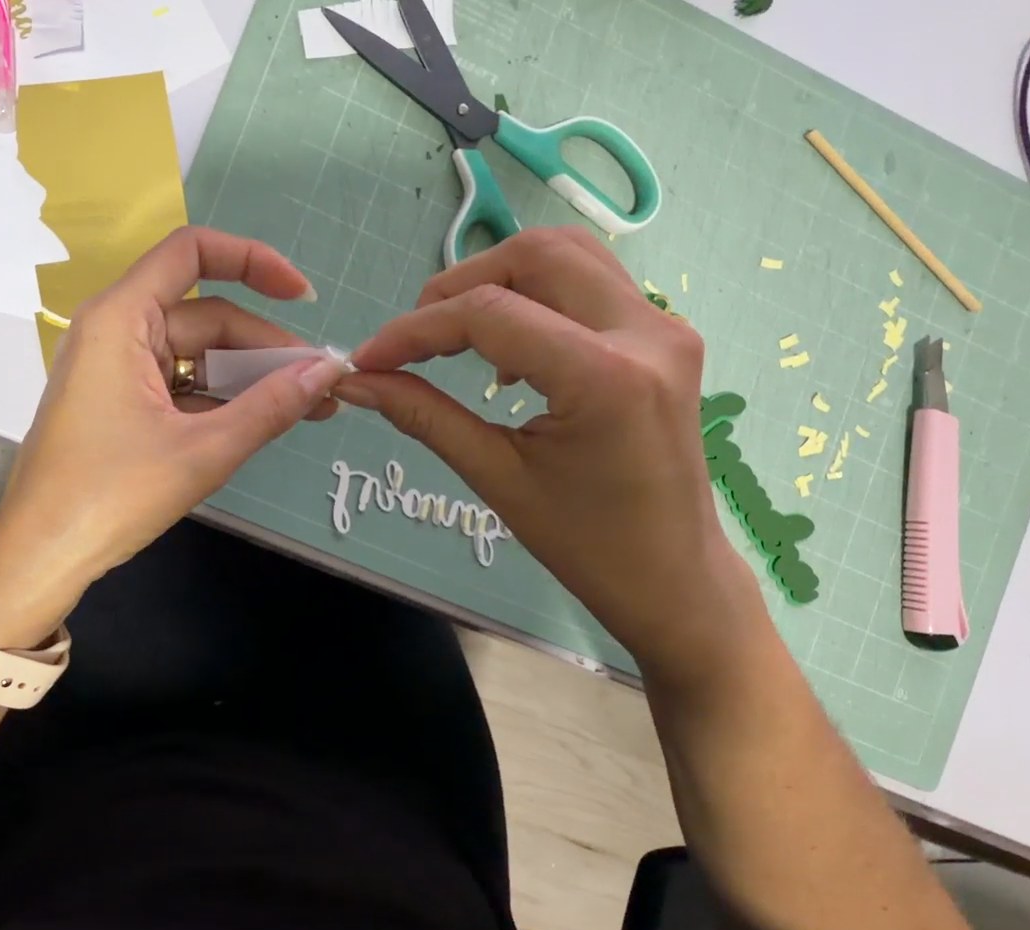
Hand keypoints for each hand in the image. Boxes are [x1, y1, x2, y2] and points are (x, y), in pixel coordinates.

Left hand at [0, 227, 347, 647]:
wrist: (42, 556)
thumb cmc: (111, 497)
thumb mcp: (201, 452)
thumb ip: (270, 407)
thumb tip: (327, 372)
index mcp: (119, 320)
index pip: (191, 253)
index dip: (253, 260)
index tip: (301, 295)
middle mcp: (111, 333)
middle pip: (203, 315)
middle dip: (265, 348)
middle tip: (321, 385)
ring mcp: (111, 372)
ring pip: (193, 356)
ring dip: (247, 379)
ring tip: (307, 408)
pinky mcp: (114, 407)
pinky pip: (175, 387)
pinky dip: (216, 401)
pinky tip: (259, 422)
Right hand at [335, 227, 766, 683]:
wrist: (673, 575)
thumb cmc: (583, 543)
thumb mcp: (495, 477)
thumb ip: (424, 416)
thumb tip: (356, 383)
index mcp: (602, 377)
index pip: (488, 315)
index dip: (414, 330)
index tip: (368, 360)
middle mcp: (645, 331)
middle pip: (534, 255)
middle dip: (457, 285)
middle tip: (413, 338)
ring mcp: (664, 326)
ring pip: (567, 254)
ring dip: (498, 279)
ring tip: (454, 334)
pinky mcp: (665, 334)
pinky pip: (590, 283)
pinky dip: (535, 296)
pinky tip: (509, 350)